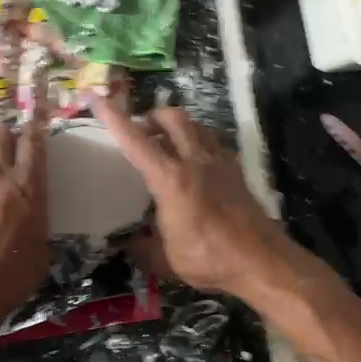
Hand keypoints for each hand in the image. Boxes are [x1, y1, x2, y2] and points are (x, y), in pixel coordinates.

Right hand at [94, 97, 319, 303]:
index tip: (98, 100)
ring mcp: (219, 162)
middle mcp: (194, 161)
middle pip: (172, 118)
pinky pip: (213, 142)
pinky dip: (198, 142)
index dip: (115, 119)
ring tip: (166, 144)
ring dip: (176, 126)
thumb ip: (142, 247)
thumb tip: (127, 242)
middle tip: (141, 131)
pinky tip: (195, 162)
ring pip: (195, 125)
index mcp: (170, 179)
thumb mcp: (165, 260)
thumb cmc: (209, 259)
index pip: (136, 141)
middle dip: (152, 116)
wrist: (262, 261)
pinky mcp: (235, 170)